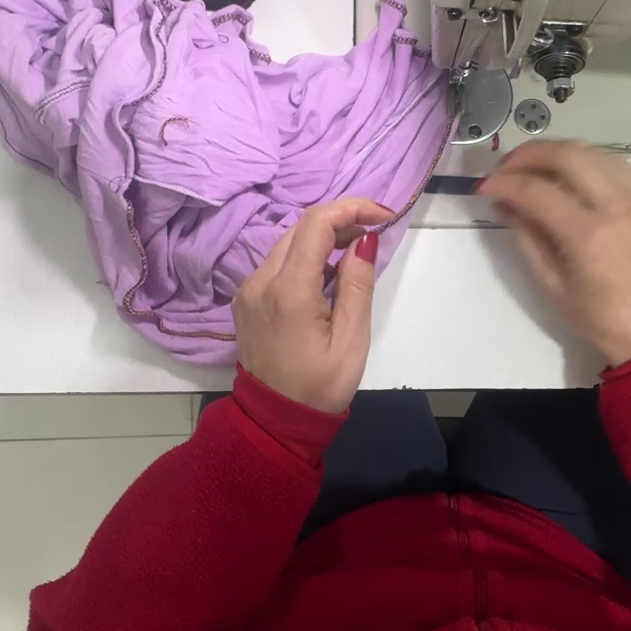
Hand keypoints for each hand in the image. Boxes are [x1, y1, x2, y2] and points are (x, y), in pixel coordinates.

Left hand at [235, 199, 393, 412]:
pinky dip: (306, 258)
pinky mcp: (246, 300)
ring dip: (323, 238)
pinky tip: (328, 275)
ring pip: (287, 243)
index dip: (353, 208)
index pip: (317, 223)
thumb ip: (357, 284)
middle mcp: (260, 281)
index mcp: (288, 290)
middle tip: (375, 235)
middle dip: (340, 220)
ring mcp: (248, 289)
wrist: (275, 421)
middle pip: (300, 227)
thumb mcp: (351, 339)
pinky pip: (277, 264)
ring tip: (357, 253)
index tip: (383, 218)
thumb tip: (365, 240)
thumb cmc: (320, 387)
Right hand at [479, 141, 630, 366]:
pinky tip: (567, 177)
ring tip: (531, 168)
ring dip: (556, 154)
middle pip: (567, 154)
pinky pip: (615, 165)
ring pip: (593, 151)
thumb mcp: (551, 284)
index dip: (504, 184)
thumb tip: (505, 203)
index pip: (537, 191)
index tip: (484, 187)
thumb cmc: (597, 318)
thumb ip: (527, 237)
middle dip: (528, 155)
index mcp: (589, 237)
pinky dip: (586, 163)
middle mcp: (618, 207)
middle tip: (505, 168)